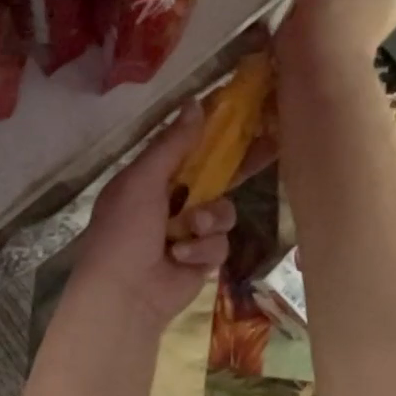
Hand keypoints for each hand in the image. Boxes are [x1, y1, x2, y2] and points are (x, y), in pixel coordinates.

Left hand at [72, 103, 236, 329]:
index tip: (245, 117)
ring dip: (209, 220)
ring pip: (224, 211)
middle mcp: (173, 201)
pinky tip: (181, 259)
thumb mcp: (143, 180)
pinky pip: (220, 243)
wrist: (126, 293)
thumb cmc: (124, 231)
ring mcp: (190, 231)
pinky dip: (203, 250)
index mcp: (153, 178)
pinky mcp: (203, 258)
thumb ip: (173, 145)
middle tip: (270, 145)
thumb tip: (196, 102)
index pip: (190, 148)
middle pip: (217, 177)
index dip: (215, 135)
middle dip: (236, 167)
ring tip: (189, 231)